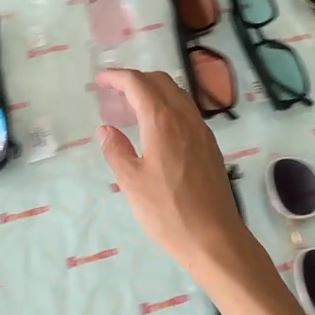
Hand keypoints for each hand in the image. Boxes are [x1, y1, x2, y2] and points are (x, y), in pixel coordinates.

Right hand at [96, 69, 258, 278]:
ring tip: (132, 107)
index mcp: (162, 121)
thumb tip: (105, 129)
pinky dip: (167, 106)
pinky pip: (186, 111)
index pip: (138, 84)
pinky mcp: (209, 144)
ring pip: (177, 94)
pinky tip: (157, 128)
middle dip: (136, 79)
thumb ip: (116, 151)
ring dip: (153, 91)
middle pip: (160, 81)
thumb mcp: (132, 183)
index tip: (100, 80)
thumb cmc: (168, 211)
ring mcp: (201, 130)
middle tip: (113, 92)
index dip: (117, 77)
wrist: (215, 237)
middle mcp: (185, 117)